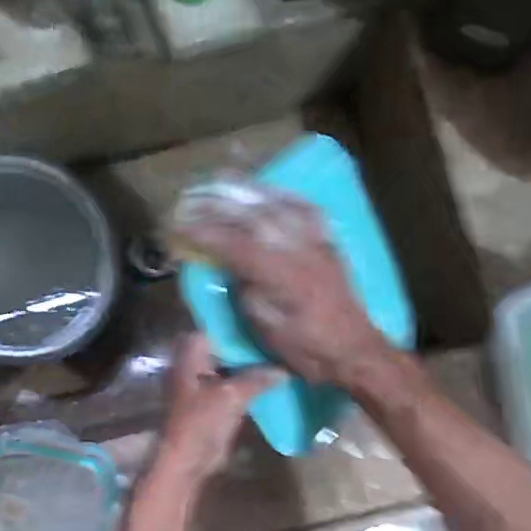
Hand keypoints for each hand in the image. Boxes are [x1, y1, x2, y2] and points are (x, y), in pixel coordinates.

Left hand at [151, 333, 280, 483]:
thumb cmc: (202, 422)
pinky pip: (233, 383)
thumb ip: (259, 377)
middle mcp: (193, 361)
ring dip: (251, 364)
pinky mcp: (210, 400)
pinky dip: (249, 382)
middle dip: (250, 344)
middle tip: (280, 336)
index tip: (267, 318)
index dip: (240, 323)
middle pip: (225, 345)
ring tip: (282, 354)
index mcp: (190, 353)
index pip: (216, 326)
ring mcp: (201, 381)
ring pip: (230, 365)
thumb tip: (286, 368)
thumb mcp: (232, 395)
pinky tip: (274, 378)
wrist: (187, 461)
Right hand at [176, 192, 390, 386]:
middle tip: (191, 199)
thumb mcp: (263, 325)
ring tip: (221, 180)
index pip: (235, 243)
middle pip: (253, 216)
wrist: (351, 350)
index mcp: (281, 274)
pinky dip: (280, 195)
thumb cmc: (303, 348)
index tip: (179, 226)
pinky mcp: (327, 240)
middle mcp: (299, 248)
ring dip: (246, 191)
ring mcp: (316, 240)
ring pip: (278, 203)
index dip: (204, 232)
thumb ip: (244, 287)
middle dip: (218, 205)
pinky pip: (304, 208)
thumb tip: (227, 263)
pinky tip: (266, 191)